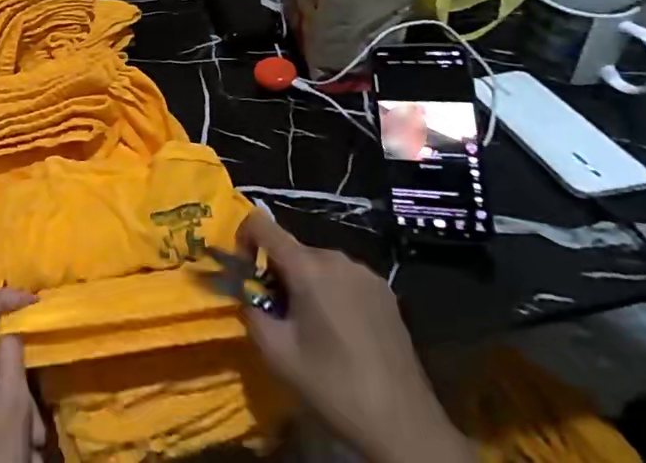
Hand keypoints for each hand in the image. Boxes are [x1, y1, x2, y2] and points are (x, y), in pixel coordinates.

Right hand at [235, 212, 475, 462]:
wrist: (401, 420)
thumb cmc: (332, 385)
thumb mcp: (277, 353)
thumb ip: (252, 312)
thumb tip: (247, 292)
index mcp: (308, 267)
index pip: (263, 224)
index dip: (244, 238)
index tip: (244, 271)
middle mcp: (337, 257)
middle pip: (293, 250)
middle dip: (277, 274)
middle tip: (277, 315)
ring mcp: (365, 272)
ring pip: (319, 265)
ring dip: (305, 285)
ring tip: (310, 329)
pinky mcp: (385, 290)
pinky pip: (344, 278)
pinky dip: (331, 293)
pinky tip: (340, 333)